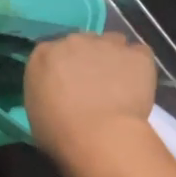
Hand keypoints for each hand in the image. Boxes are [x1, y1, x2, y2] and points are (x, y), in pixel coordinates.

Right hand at [24, 32, 159, 174]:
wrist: (99, 135)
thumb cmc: (57, 130)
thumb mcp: (35, 107)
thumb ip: (46, 88)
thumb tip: (58, 90)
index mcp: (42, 55)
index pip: (50, 51)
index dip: (60, 65)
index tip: (65, 81)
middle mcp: (73, 41)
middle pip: (82, 41)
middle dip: (86, 58)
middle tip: (91, 83)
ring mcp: (107, 44)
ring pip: (112, 42)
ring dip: (112, 56)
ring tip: (117, 82)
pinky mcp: (137, 54)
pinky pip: (139, 53)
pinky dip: (138, 65)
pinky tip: (136, 84)